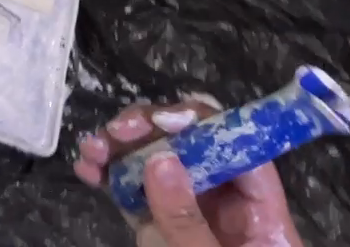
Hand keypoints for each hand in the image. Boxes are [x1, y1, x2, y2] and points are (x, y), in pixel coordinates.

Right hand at [73, 100, 303, 246]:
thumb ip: (188, 224)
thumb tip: (160, 158)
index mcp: (263, 223)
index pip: (244, 154)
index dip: (207, 125)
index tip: (166, 120)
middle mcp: (226, 210)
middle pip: (194, 146)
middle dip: (151, 129)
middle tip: (120, 130)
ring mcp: (188, 217)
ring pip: (155, 160)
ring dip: (119, 146)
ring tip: (91, 149)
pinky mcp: (156, 230)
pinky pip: (131, 189)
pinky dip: (107, 173)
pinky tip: (85, 168)